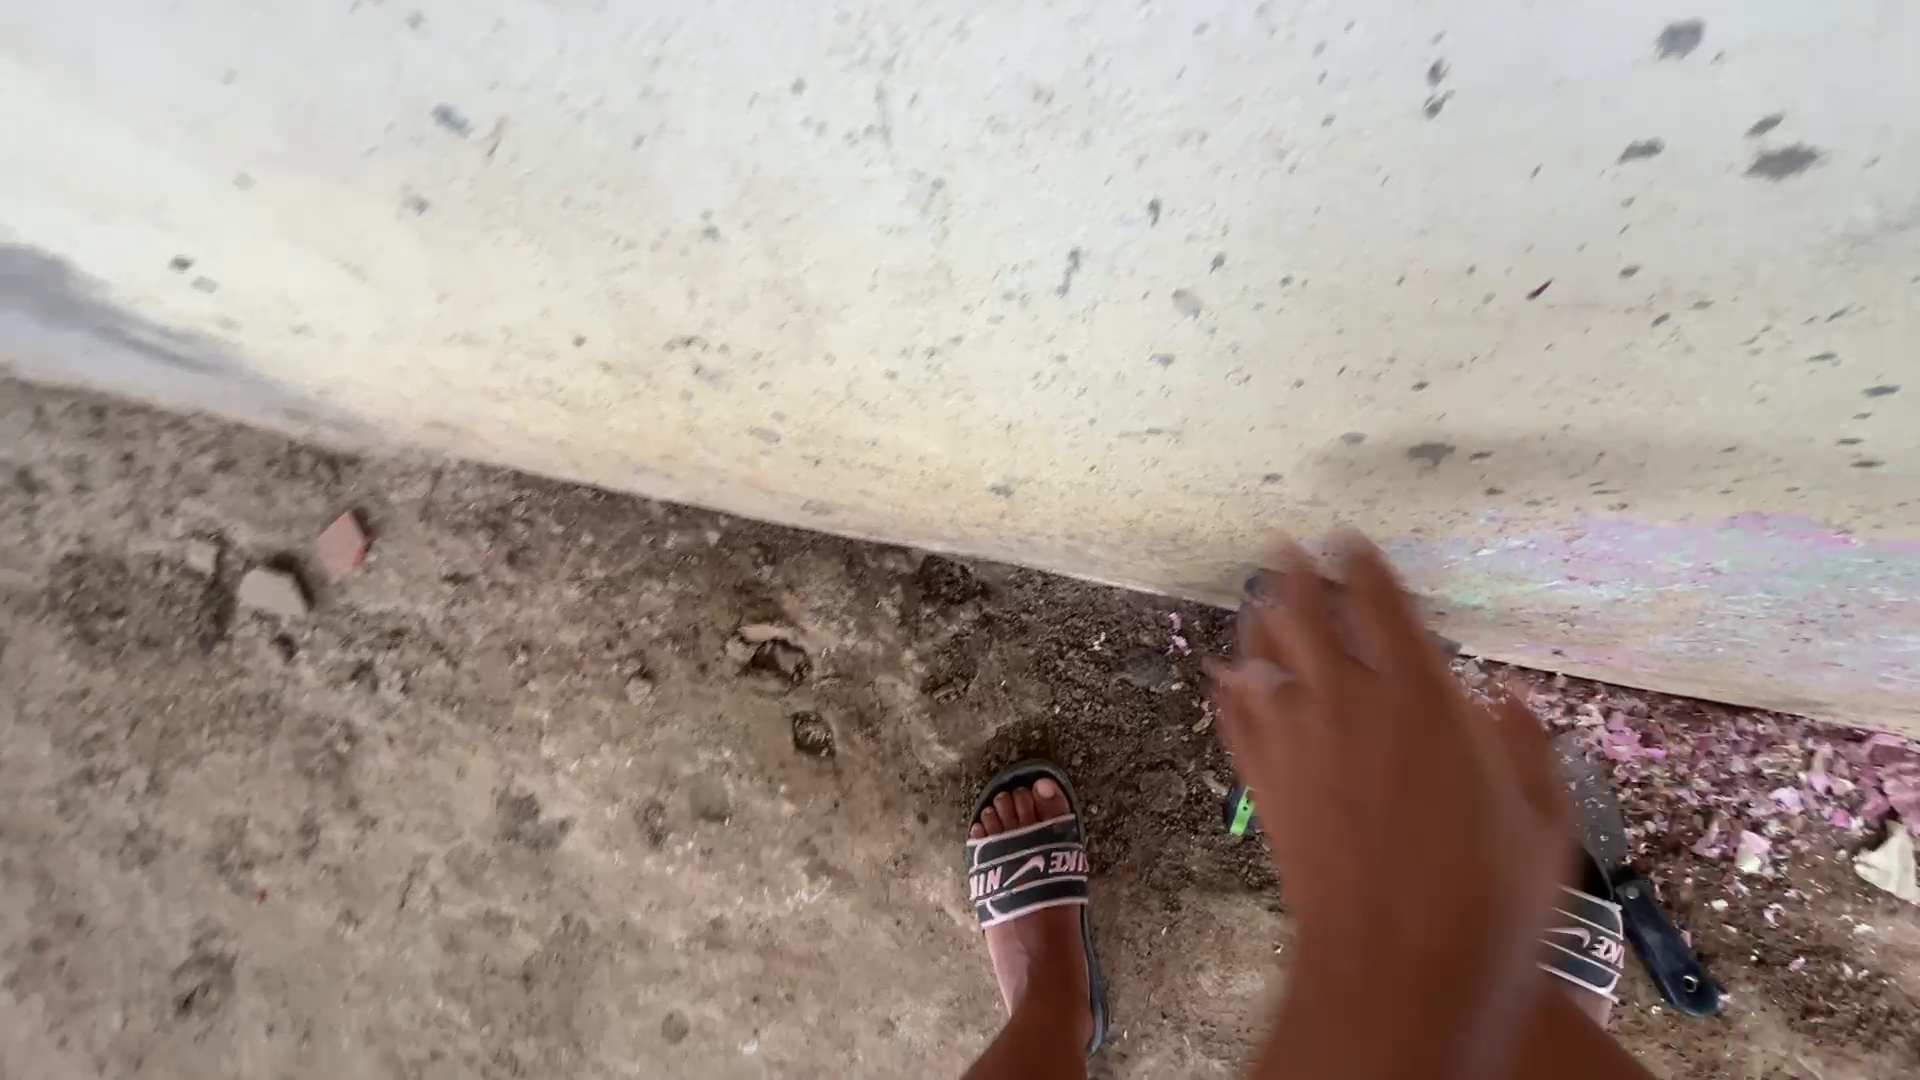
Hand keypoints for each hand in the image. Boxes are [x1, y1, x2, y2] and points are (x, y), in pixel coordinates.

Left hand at [1210, 533, 1566, 1079]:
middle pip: (1307, 614)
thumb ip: (1526, 750)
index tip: (1346, 538)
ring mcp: (1294, 736)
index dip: (1361, 565)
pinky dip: (1229, 686)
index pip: (1381, 607)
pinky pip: (1235, 713)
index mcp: (1421, 700)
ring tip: (1255, 595)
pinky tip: (1225, 672)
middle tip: (1281, 544)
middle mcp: (1348, 702)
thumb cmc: (1485, 904)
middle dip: (1293, 572)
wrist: (1392, 967)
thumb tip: (1506, 701)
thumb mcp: (1544, 825)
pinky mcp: (1261, 775)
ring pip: (1262, 654)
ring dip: (1257, 618)